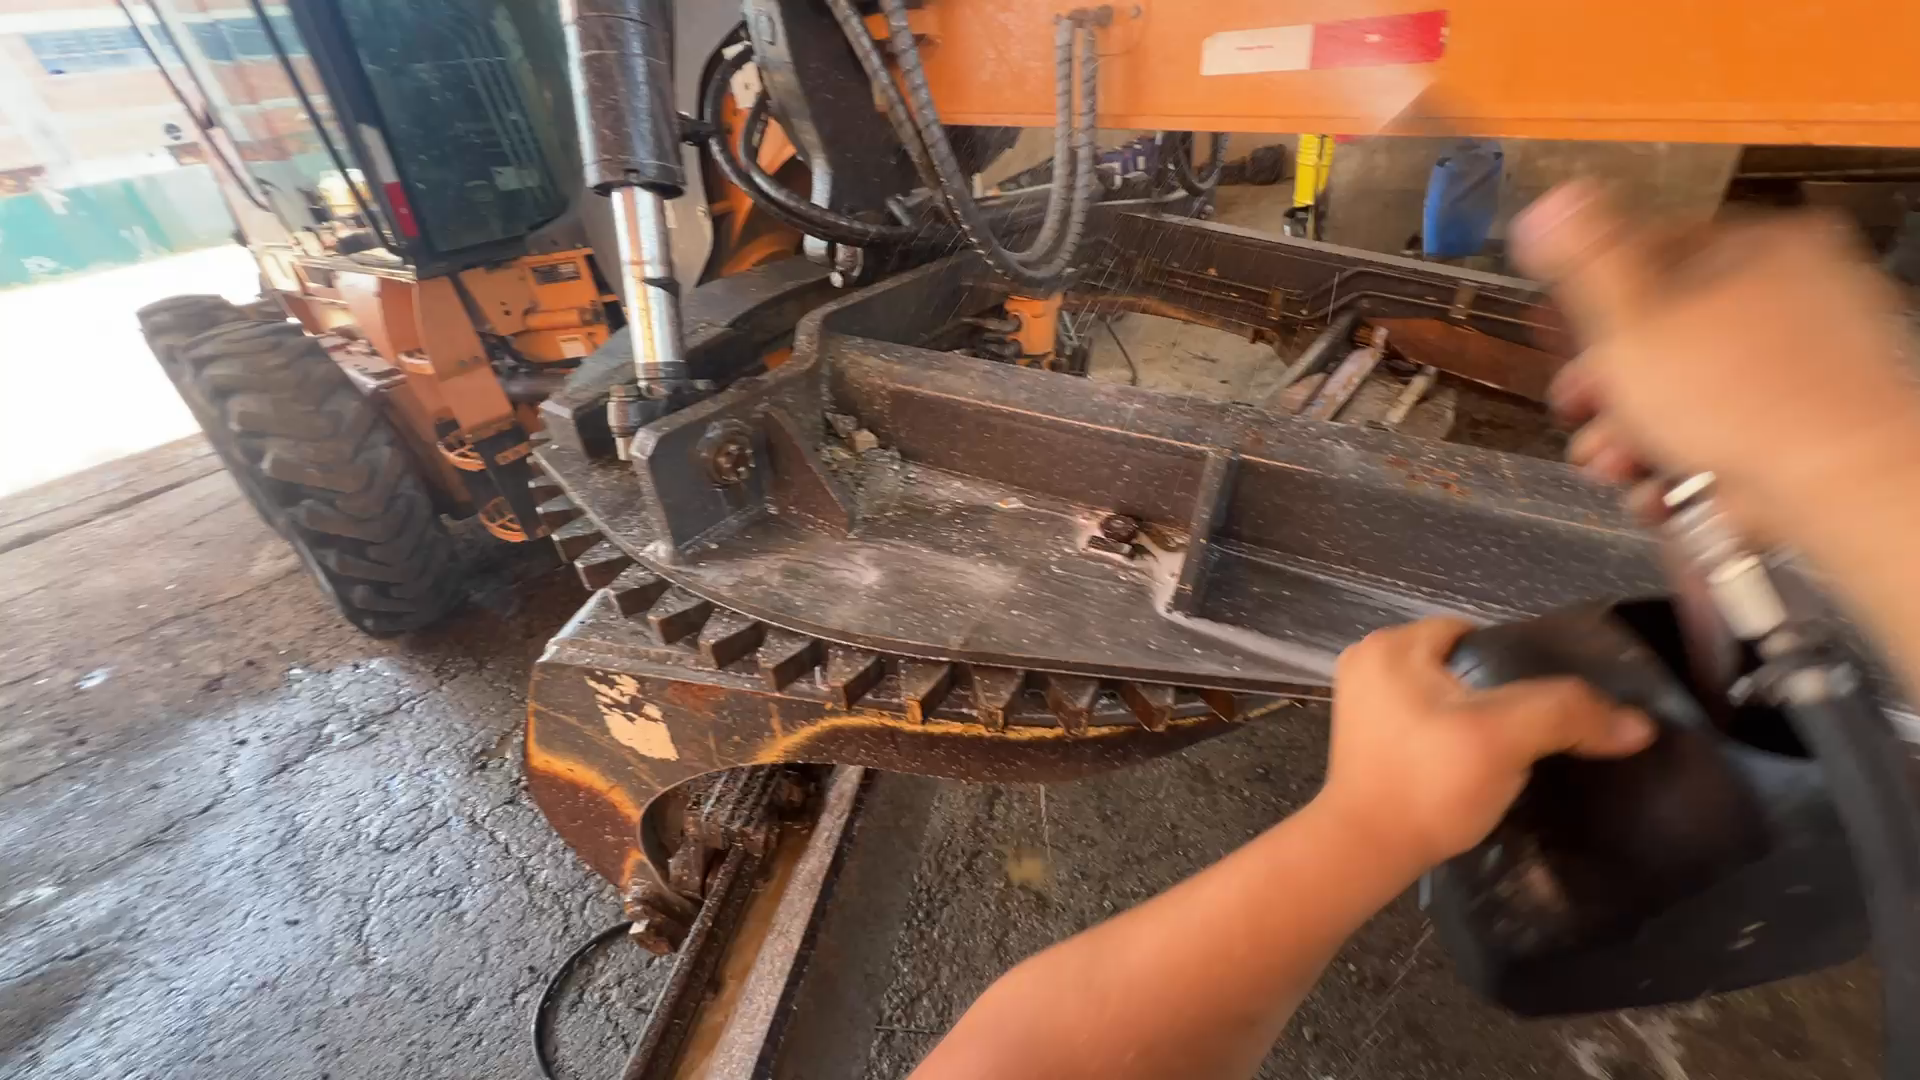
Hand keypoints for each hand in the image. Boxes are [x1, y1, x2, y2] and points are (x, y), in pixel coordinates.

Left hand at [1313, 618, 1654, 874]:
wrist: (1368, 844)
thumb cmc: (1428, 781)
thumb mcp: (1504, 737)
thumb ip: (1567, 714)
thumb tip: (1637, 721)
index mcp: (1388, 645)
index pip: (1473, 633)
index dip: (1518, 662)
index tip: (1550, 701)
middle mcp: (1367, 660)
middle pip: (1460, 663)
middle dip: (1500, 692)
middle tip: (1539, 729)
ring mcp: (1362, 697)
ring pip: (1446, 693)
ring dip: (1480, 716)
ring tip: (1515, 748)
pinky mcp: (1367, 731)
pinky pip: (1426, 717)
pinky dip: (1454, 733)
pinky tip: (1480, 761)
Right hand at [1512, 182, 1919, 542]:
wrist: (1837, 482)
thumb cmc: (1741, 399)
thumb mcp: (1629, 319)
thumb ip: (1585, 262)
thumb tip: (1552, 202)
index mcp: (1758, 250)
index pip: (1644, 256)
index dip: (1586, 307)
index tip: (1561, 341)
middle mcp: (1790, 294)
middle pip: (1653, 334)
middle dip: (1602, 390)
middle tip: (1581, 412)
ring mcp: (1800, 359)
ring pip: (1678, 389)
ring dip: (1627, 435)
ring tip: (1617, 461)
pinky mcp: (1800, 416)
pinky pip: (1714, 429)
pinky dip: (1675, 462)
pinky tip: (1661, 483)